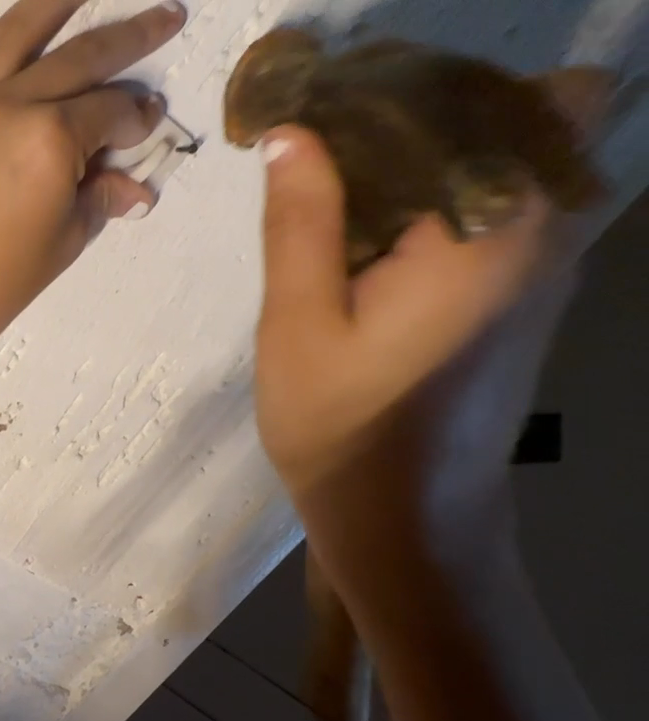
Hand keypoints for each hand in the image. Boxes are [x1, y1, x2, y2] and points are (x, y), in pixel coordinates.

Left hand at [0, 0, 187, 373]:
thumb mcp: (59, 248)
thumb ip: (96, 198)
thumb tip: (132, 183)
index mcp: (51, 141)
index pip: (111, 110)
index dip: (136, 117)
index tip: (144, 125)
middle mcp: (4, 108)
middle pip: (78, 58)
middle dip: (129, 39)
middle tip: (161, 20)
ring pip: (11, 33)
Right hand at [252, 69, 608, 560]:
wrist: (405, 513)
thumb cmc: (343, 423)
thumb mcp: (298, 325)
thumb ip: (303, 225)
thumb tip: (293, 135)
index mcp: (490, 230)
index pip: (504, 99)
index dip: (431, 86)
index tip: (340, 111)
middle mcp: (544, 230)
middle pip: (527, 115)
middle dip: (432, 113)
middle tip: (334, 149)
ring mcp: (548, 263)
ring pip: (520, 160)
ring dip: (437, 157)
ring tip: (341, 191)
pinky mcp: (529, 292)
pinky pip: (505, 208)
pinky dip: (445, 199)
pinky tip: (372, 240)